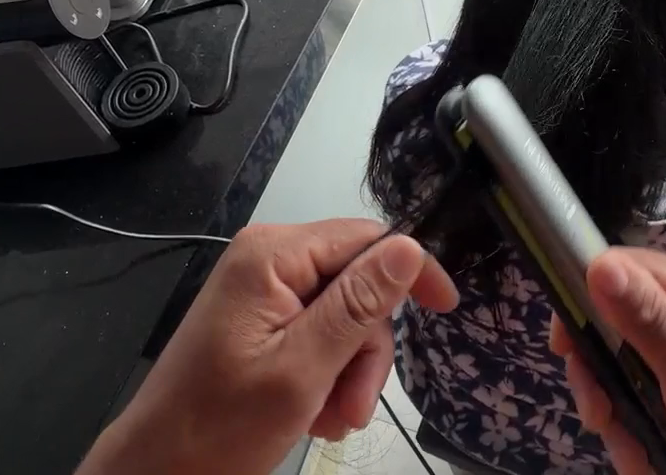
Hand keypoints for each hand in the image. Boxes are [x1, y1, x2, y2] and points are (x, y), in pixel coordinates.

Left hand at [77, 219, 458, 474]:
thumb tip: (411, 246)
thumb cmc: (219, 428)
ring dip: (348, 367)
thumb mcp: (301, 370)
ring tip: (330, 418)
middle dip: (365, 345)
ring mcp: (262, 286)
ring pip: (342, 311)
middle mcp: (269, 256)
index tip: (446, 309)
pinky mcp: (259, 315)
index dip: (410, 271)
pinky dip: (326, 370)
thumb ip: (358, 305)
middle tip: (354, 407)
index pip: (366, 238)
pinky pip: (317, 328)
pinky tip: (313, 409)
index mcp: (275, 253)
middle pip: (356, 280)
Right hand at [550, 248, 665, 474]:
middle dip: (600, 373)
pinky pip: (646, 393)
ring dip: (618, 410)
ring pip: (624, 364)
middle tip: (600, 418)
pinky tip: (649, 457)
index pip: (615, 267)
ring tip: (635, 453)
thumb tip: (594, 263)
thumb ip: (643, 316)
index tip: (566, 352)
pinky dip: (639, 426)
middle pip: (613, 320)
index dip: (582, 302)